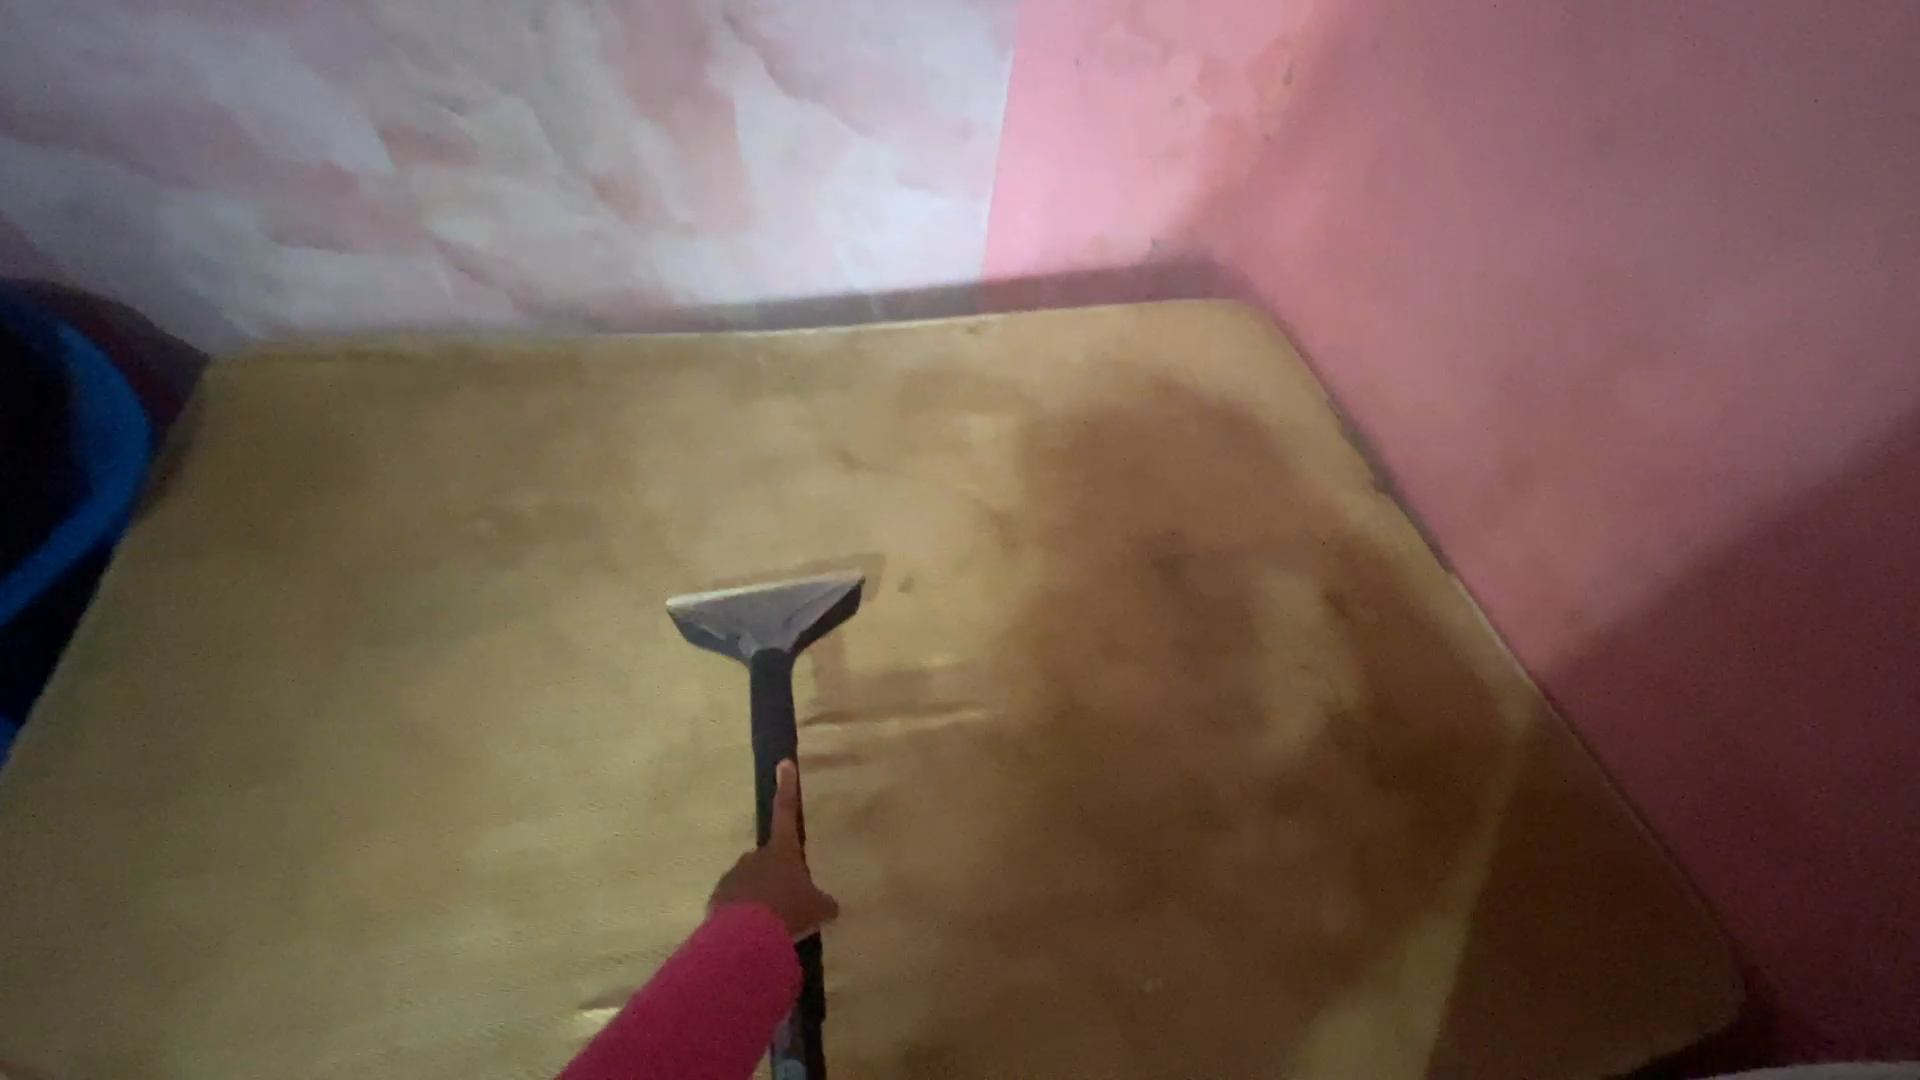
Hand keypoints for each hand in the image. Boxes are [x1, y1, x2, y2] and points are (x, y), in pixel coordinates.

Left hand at [708, 760, 840, 939]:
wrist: (746, 936)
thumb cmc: (788, 910)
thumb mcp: (816, 909)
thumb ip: (824, 904)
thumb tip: (834, 907)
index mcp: (782, 850)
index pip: (786, 811)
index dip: (787, 787)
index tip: (784, 762)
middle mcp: (756, 856)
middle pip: (768, 858)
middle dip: (775, 875)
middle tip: (786, 901)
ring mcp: (734, 875)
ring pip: (749, 882)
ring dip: (758, 897)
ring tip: (770, 924)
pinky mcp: (718, 898)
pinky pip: (733, 903)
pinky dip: (742, 914)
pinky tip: (752, 933)